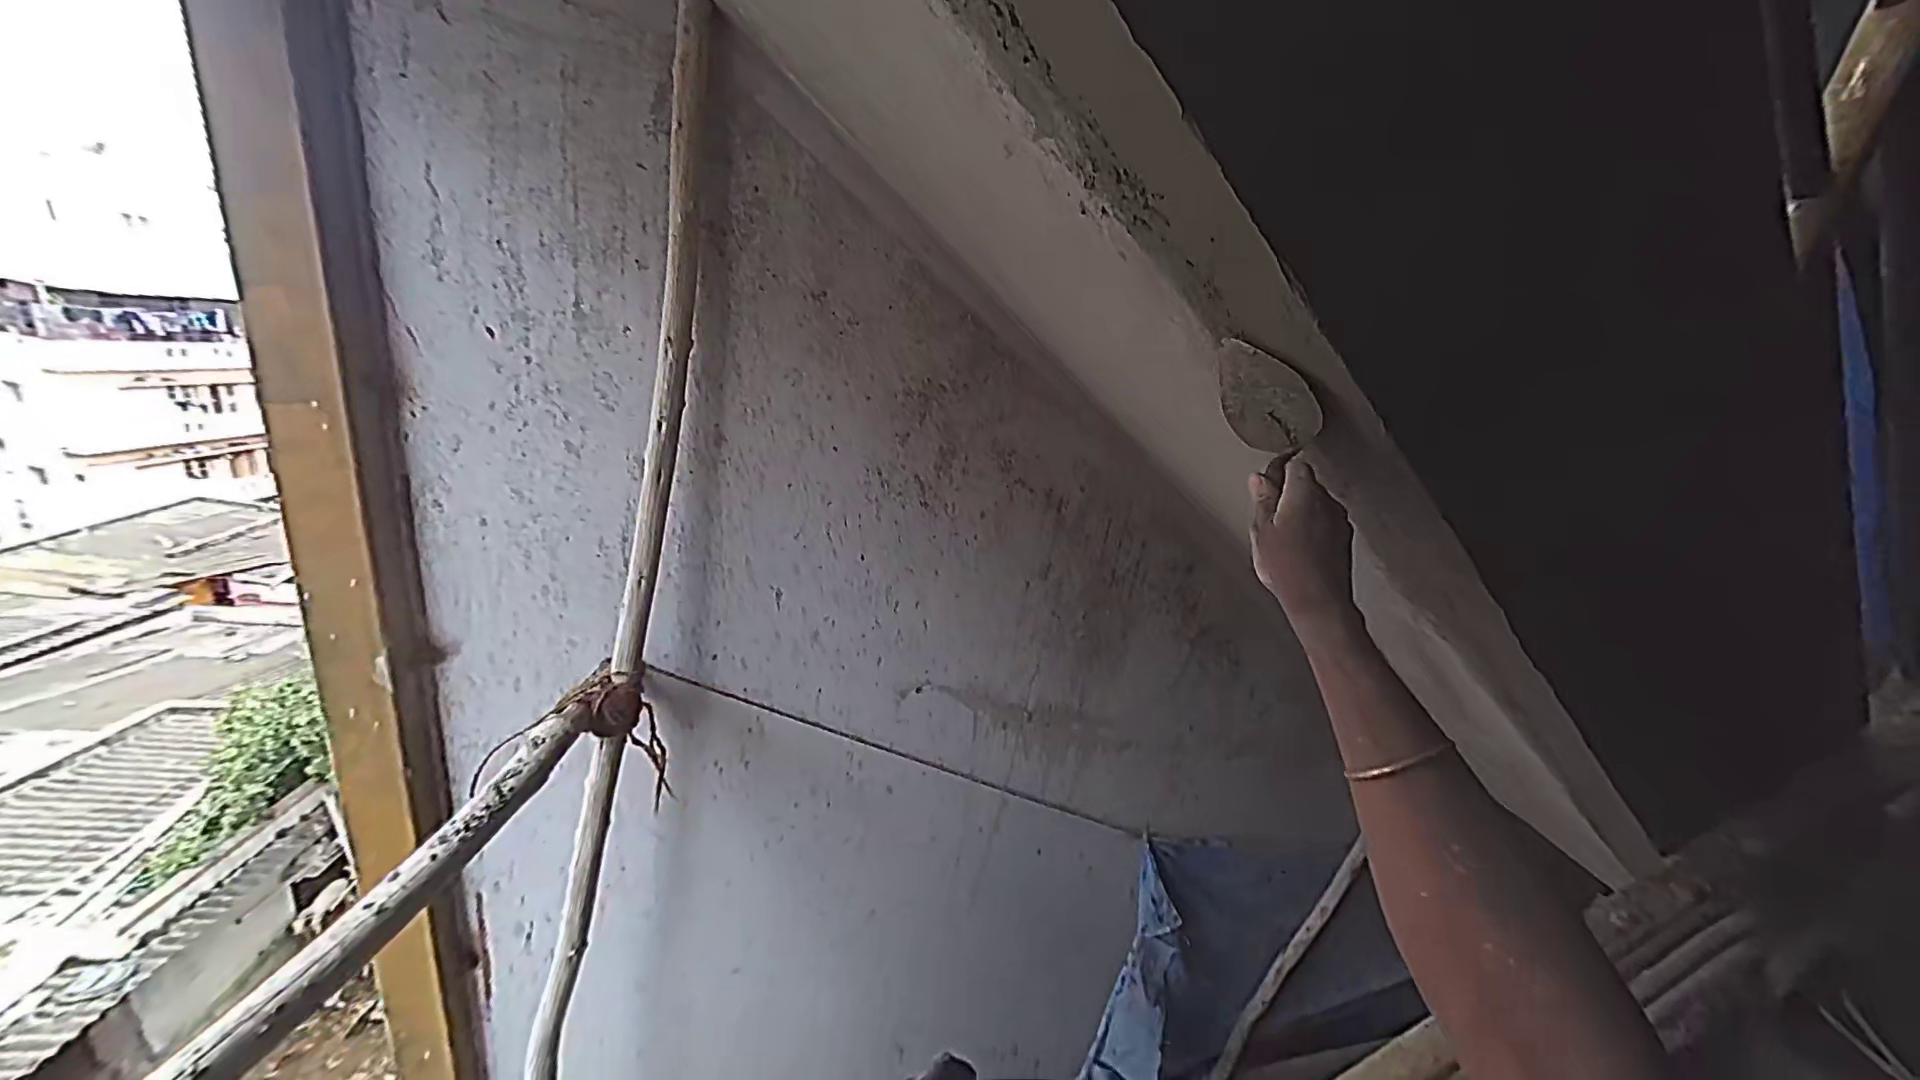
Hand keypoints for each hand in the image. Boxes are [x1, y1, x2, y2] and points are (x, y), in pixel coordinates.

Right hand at [1249, 456, 1356, 625]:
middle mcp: (1327, 502)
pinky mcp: (1344, 539)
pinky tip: (1297, 548)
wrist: (1318, 599)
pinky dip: (1312, 529)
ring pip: (1317, 505)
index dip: (1278, 473)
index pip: (1295, 466)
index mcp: (1304, 493)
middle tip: (1267, 515)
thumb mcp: (1261, 530)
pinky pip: (1325, 523)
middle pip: (1307, 485)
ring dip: (1301, 512)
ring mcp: (1339, 520)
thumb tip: (1259, 479)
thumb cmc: (1288, 566)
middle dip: (1288, 495)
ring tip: (1281, 536)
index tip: (1264, 486)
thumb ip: (1262, 500)